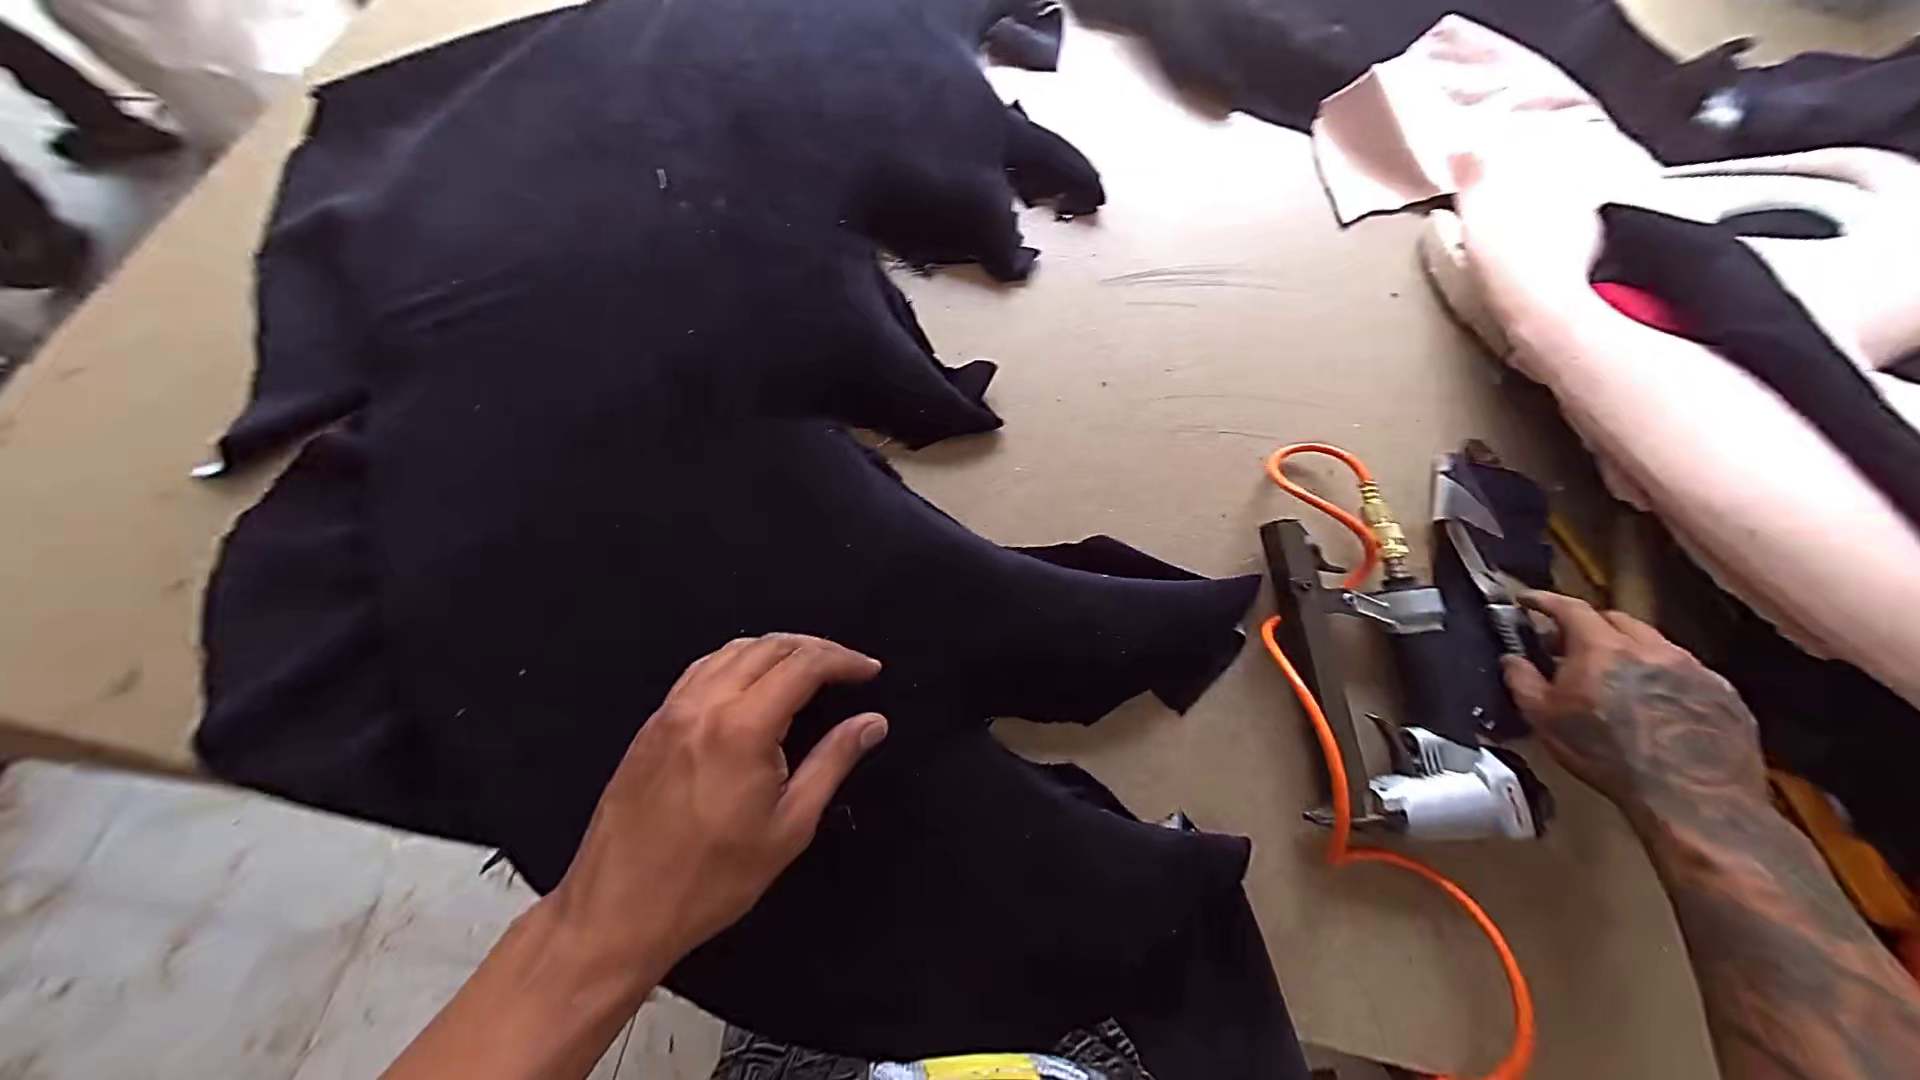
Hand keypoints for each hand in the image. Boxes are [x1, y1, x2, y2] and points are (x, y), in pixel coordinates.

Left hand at [539, 634, 888, 981]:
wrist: (615, 913)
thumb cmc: (711, 879)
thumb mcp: (790, 826)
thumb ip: (834, 761)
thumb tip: (873, 722)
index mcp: (742, 727)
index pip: (804, 665)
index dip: (843, 660)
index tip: (869, 670)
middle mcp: (704, 704)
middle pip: (770, 647)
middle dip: (816, 648)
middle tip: (846, 667)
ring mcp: (672, 710)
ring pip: (734, 650)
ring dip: (778, 649)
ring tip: (808, 668)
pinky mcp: (653, 723)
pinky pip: (703, 669)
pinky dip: (739, 661)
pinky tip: (754, 681)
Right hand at [1500, 591, 1765, 817]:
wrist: (1692, 799)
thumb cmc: (1605, 753)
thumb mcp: (1543, 717)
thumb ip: (1521, 679)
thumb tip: (1512, 659)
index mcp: (1604, 649)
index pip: (1571, 608)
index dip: (1545, 600)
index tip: (1528, 600)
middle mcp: (1653, 650)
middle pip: (1617, 618)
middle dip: (1588, 622)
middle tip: (1565, 640)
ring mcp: (1696, 671)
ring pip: (1654, 642)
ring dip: (1625, 647)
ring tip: (1608, 670)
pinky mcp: (1726, 696)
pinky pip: (1685, 670)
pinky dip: (1658, 672)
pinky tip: (1648, 697)